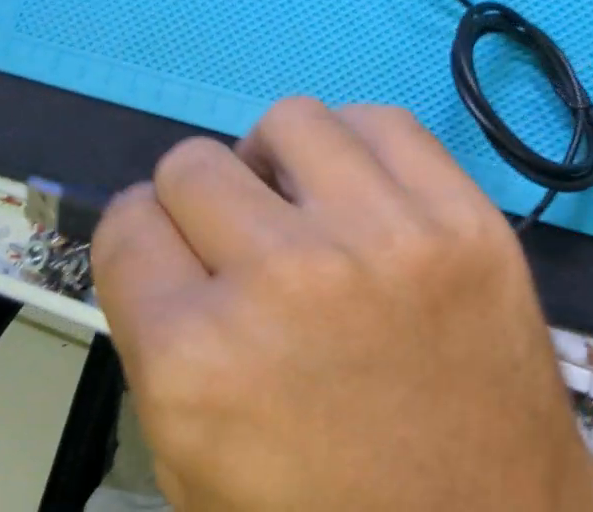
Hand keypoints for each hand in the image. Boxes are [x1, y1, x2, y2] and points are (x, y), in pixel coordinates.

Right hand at [92, 98, 592, 511]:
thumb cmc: (329, 510)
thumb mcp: (196, 462)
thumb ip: (161, 340)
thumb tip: (164, 240)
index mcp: (197, 359)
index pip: (127, 225)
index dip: (145, 237)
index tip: (173, 250)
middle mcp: (284, 277)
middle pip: (193, 164)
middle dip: (204, 201)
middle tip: (243, 237)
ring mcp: (384, 237)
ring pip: (290, 120)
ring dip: (281, 161)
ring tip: (306, 205)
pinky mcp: (465, 217)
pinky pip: (385, 121)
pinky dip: (360, 146)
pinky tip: (367, 191)